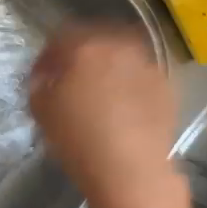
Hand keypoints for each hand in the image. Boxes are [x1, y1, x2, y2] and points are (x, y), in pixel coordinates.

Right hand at [28, 23, 180, 200]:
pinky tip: (124, 108)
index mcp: (83, 48)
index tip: (42, 76)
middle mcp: (118, 47)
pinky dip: (130, 85)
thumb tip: (45, 78)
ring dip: (108, 68)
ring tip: (101, 94)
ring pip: (121, 56)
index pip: (60, 38)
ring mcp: (146, 65)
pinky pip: (141, 77)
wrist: (130, 169)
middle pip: (95, 40)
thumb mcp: (41, 110)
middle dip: (81, 57)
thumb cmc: (78, 139)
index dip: (47, 57)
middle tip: (72, 80)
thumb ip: (39, 84)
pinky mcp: (166, 87)